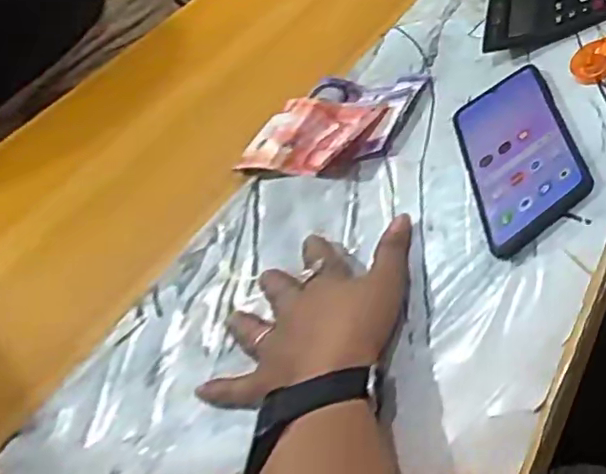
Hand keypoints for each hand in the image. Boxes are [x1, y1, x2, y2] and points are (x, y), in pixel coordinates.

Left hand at [196, 215, 412, 408]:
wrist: (332, 376)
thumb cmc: (363, 324)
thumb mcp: (388, 281)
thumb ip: (392, 250)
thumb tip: (401, 215)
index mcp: (325, 287)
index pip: (322, 262)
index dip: (317, 250)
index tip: (309, 239)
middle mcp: (294, 311)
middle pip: (284, 293)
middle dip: (277, 282)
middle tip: (266, 274)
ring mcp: (274, 346)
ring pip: (255, 331)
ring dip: (244, 324)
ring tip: (232, 316)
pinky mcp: (263, 380)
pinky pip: (237, 385)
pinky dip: (221, 387)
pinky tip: (204, 389)